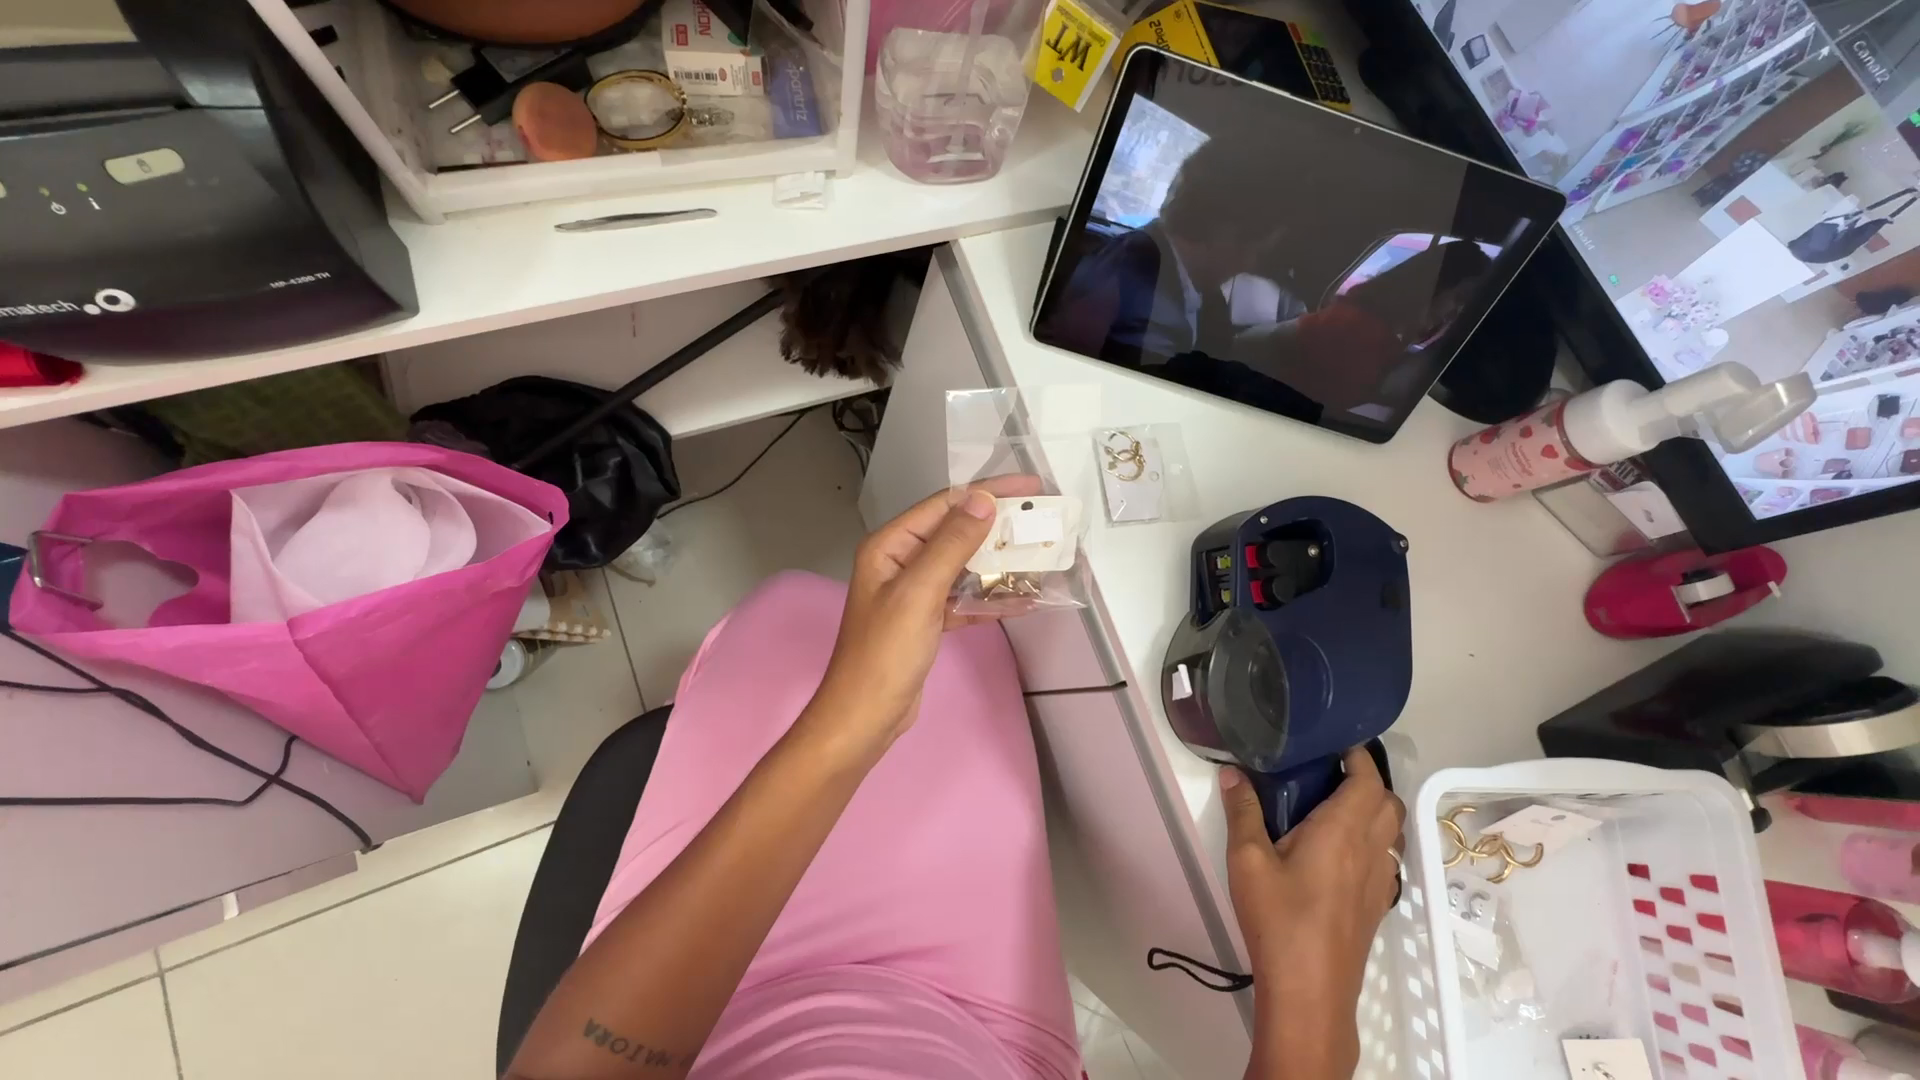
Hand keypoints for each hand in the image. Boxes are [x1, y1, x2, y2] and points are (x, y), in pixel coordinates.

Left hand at [812, 477, 1041, 742]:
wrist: (866, 717)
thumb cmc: (885, 653)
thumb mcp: (919, 593)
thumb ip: (952, 544)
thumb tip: (983, 501)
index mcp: (890, 546)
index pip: (944, 506)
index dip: (987, 493)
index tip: (1030, 488)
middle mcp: (900, 562)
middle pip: (956, 533)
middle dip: (998, 528)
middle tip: (1042, 521)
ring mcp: (914, 592)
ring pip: (963, 567)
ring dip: (998, 563)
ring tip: (1040, 556)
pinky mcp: (927, 620)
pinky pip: (964, 599)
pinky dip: (990, 599)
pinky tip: (1022, 601)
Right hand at [1221, 748, 1406, 1079]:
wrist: (1309, 990)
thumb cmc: (1278, 918)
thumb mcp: (1247, 860)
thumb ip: (1242, 812)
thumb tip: (1233, 773)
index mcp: (1343, 831)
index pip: (1368, 780)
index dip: (1359, 756)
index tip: (1336, 741)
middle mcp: (1371, 851)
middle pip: (1388, 803)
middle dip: (1367, 781)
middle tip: (1329, 772)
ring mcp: (1379, 881)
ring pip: (1390, 833)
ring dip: (1372, 811)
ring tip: (1331, 806)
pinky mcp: (1376, 905)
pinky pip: (1384, 858)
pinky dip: (1370, 841)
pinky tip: (1334, 852)